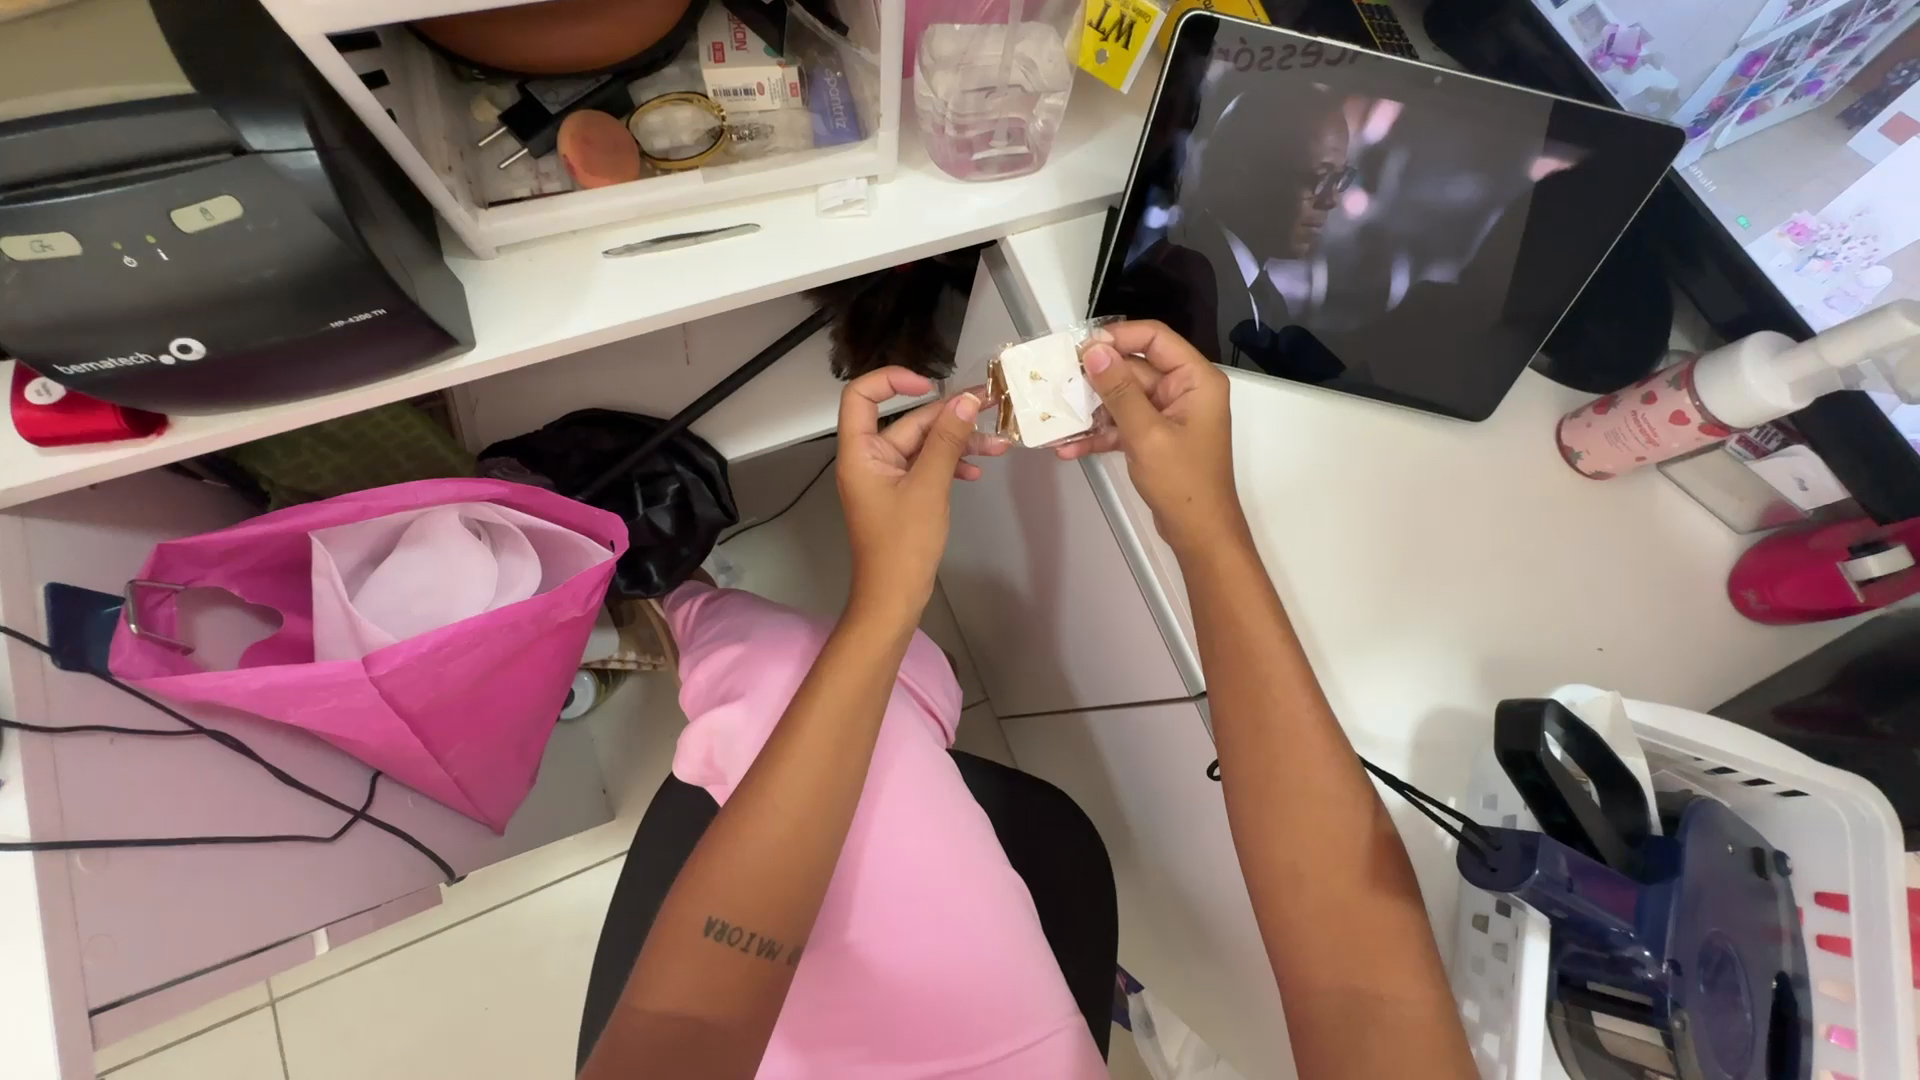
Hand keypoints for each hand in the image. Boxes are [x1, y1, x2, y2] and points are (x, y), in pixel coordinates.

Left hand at [837, 367, 1006, 623]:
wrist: (894, 597)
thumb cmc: (902, 546)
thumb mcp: (929, 488)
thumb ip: (947, 441)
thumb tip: (966, 401)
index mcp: (861, 453)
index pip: (862, 396)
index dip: (892, 380)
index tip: (930, 384)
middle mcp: (870, 460)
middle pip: (908, 422)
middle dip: (949, 417)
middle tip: (991, 406)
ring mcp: (887, 479)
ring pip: (924, 446)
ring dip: (958, 442)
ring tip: (996, 444)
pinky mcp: (903, 495)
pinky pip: (927, 468)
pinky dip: (951, 465)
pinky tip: (977, 472)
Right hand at [1055, 321, 1241, 553]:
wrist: (1198, 532)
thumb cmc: (1182, 482)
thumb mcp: (1146, 434)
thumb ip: (1119, 391)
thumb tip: (1093, 351)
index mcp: (1195, 379)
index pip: (1155, 338)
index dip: (1118, 337)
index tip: (1080, 349)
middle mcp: (1183, 390)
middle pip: (1134, 368)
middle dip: (1096, 378)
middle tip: (1058, 382)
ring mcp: (1167, 415)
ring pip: (1122, 398)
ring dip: (1091, 410)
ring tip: (1057, 416)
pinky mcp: (1153, 437)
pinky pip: (1122, 425)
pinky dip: (1098, 435)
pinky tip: (1068, 447)